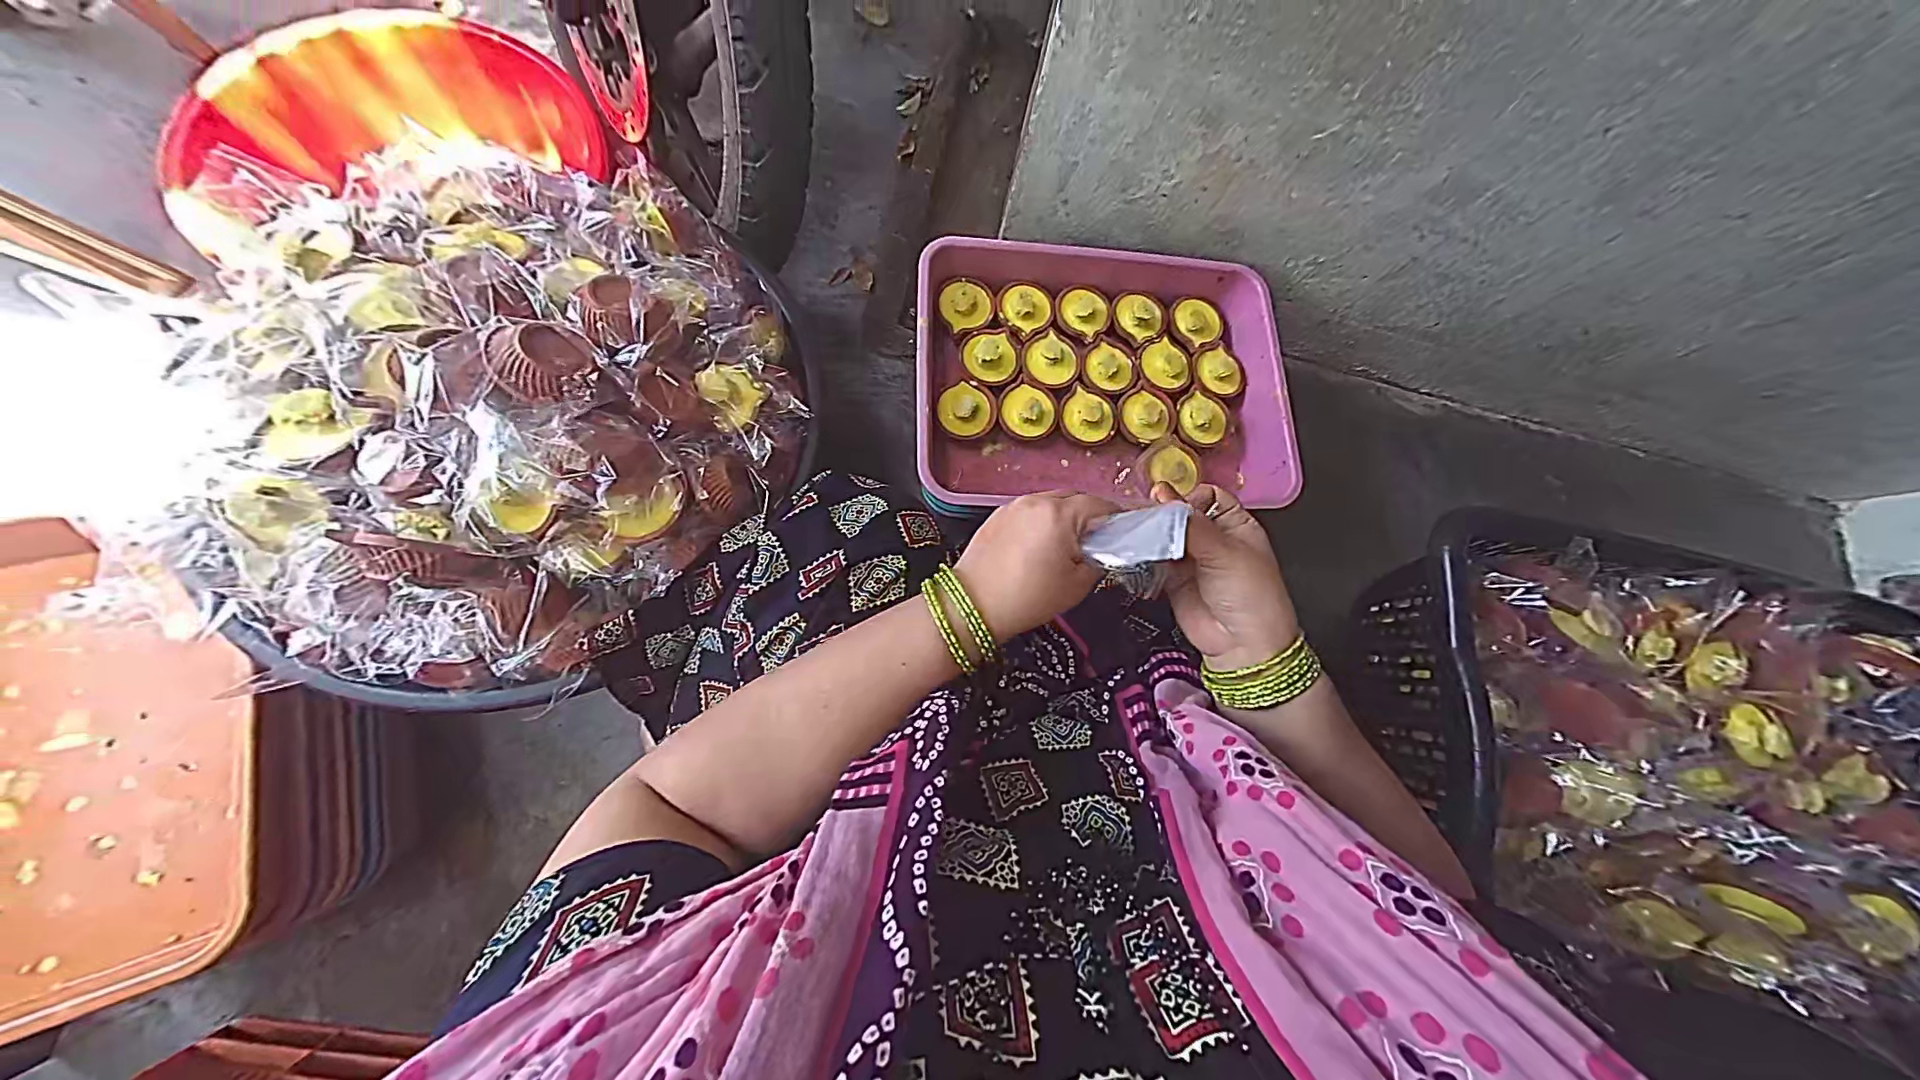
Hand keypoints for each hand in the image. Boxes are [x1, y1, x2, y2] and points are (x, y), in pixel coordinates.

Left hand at [952, 492, 1117, 638]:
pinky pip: (1029, 512)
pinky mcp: (996, 516)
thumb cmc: (1029, 597)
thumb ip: (1099, 560)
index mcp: (1060, 513)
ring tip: (1063, 548)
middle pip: (1074, 498)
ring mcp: (1013, 506)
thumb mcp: (1078, 585)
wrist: (973, 605)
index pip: (1100, 504)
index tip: (1123, 534)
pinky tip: (1037, 548)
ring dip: (1063, 518)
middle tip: (1095, 544)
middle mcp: (1035, 501)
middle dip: (1089, 516)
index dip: (1116, 518)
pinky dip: (1040, 523)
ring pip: (1050, 503)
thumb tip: (1104, 549)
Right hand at [1154, 482, 1301, 671]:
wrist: (1242, 646)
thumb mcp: (1224, 551)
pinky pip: (1152, 558)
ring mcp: (1190, 558)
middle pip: (1180, 514)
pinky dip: (1142, 553)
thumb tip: (1164, 496)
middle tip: (1145, 515)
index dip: (1187, 495)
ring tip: (1136, 532)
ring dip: (1150, 533)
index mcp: (1234, 525)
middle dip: (1162, 514)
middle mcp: (1211, 538)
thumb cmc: (1252, 597)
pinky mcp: (1171, 578)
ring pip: (1163, 535)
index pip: (1206, 496)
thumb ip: (1190, 524)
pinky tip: (1134, 549)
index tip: (1168, 502)